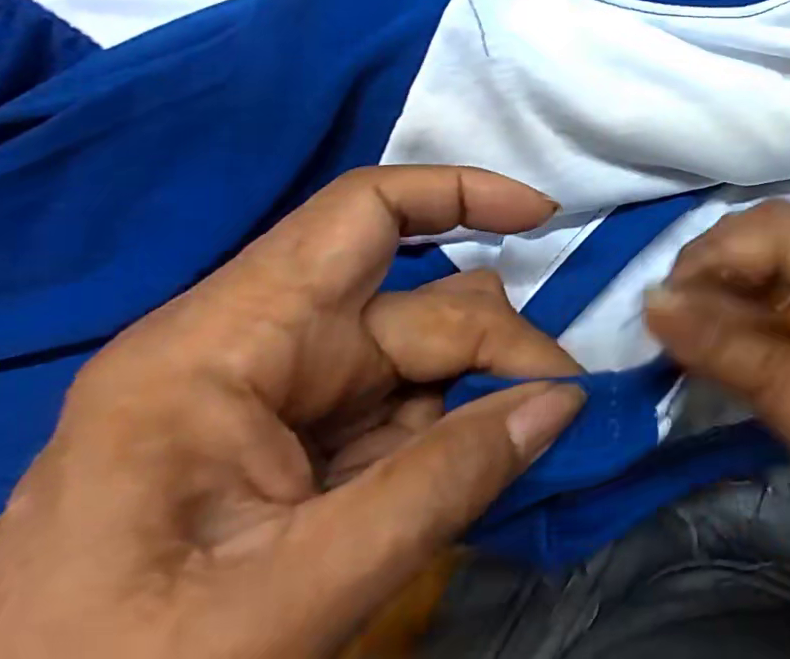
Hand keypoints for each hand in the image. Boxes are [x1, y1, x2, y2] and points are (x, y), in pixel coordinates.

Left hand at [0, 166, 587, 658]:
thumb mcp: (287, 595)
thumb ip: (439, 489)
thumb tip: (564, 402)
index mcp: (225, 348)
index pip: (360, 216)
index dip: (460, 194)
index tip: (546, 217)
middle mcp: (261, 353)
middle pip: (421, 305)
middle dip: (501, 351)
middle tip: (565, 409)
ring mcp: (285, 404)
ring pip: (427, 362)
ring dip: (485, 399)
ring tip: (522, 454)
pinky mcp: (303, 450)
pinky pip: (411, 414)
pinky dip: (459, 436)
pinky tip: (480, 476)